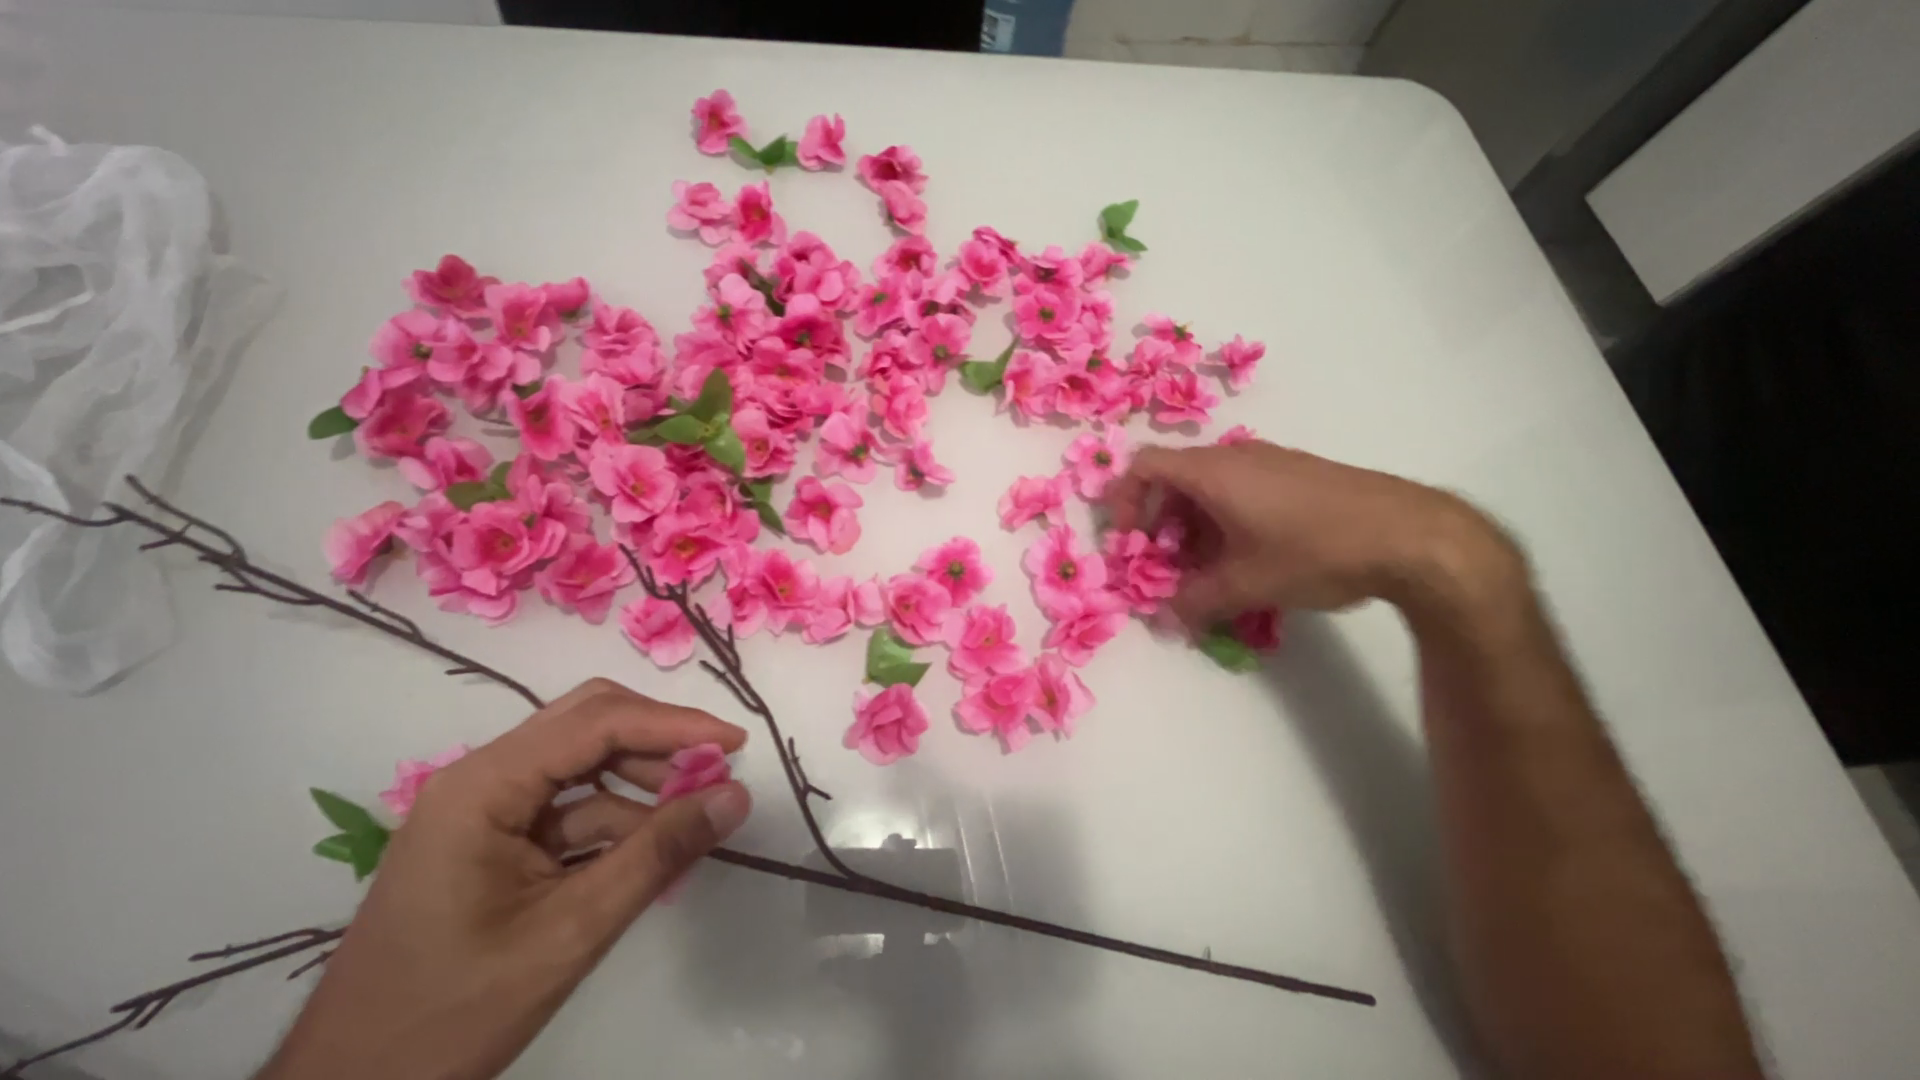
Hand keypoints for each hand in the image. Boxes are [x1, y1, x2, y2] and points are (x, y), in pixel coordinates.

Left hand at [258, 678, 751, 1079]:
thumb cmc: (454, 1010)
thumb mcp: (571, 931)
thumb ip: (657, 854)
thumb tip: (735, 795)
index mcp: (484, 786)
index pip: (596, 723)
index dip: (674, 724)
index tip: (737, 745)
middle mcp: (480, 780)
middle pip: (586, 725)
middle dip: (657, 741)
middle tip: (715, 772)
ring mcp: (483, 811)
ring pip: (581, 766)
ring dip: (640, 782)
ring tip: (692, 817)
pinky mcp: (492, 843)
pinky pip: (568, 810)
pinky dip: (616, 821)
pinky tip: (650, 852)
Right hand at [1106, 441, 1519, 626]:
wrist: (1410, 535)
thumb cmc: (1315, 552)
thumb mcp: (1246, 585)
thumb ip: (1196, 601)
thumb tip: (1168, 614)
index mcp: (1213, 472)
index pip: (1144, 466)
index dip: (1124, 502)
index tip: (1131, 544)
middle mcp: (1237, 456)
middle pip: (1175, 479)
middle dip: (1161, 525)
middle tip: (1169, 568)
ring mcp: (1271, 462)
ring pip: (1211, 488)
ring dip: (1195, 529)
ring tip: (1209, 573)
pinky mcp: (1298, 476)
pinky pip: (1243, 491)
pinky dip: (1227, 522)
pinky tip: (1251, 561)